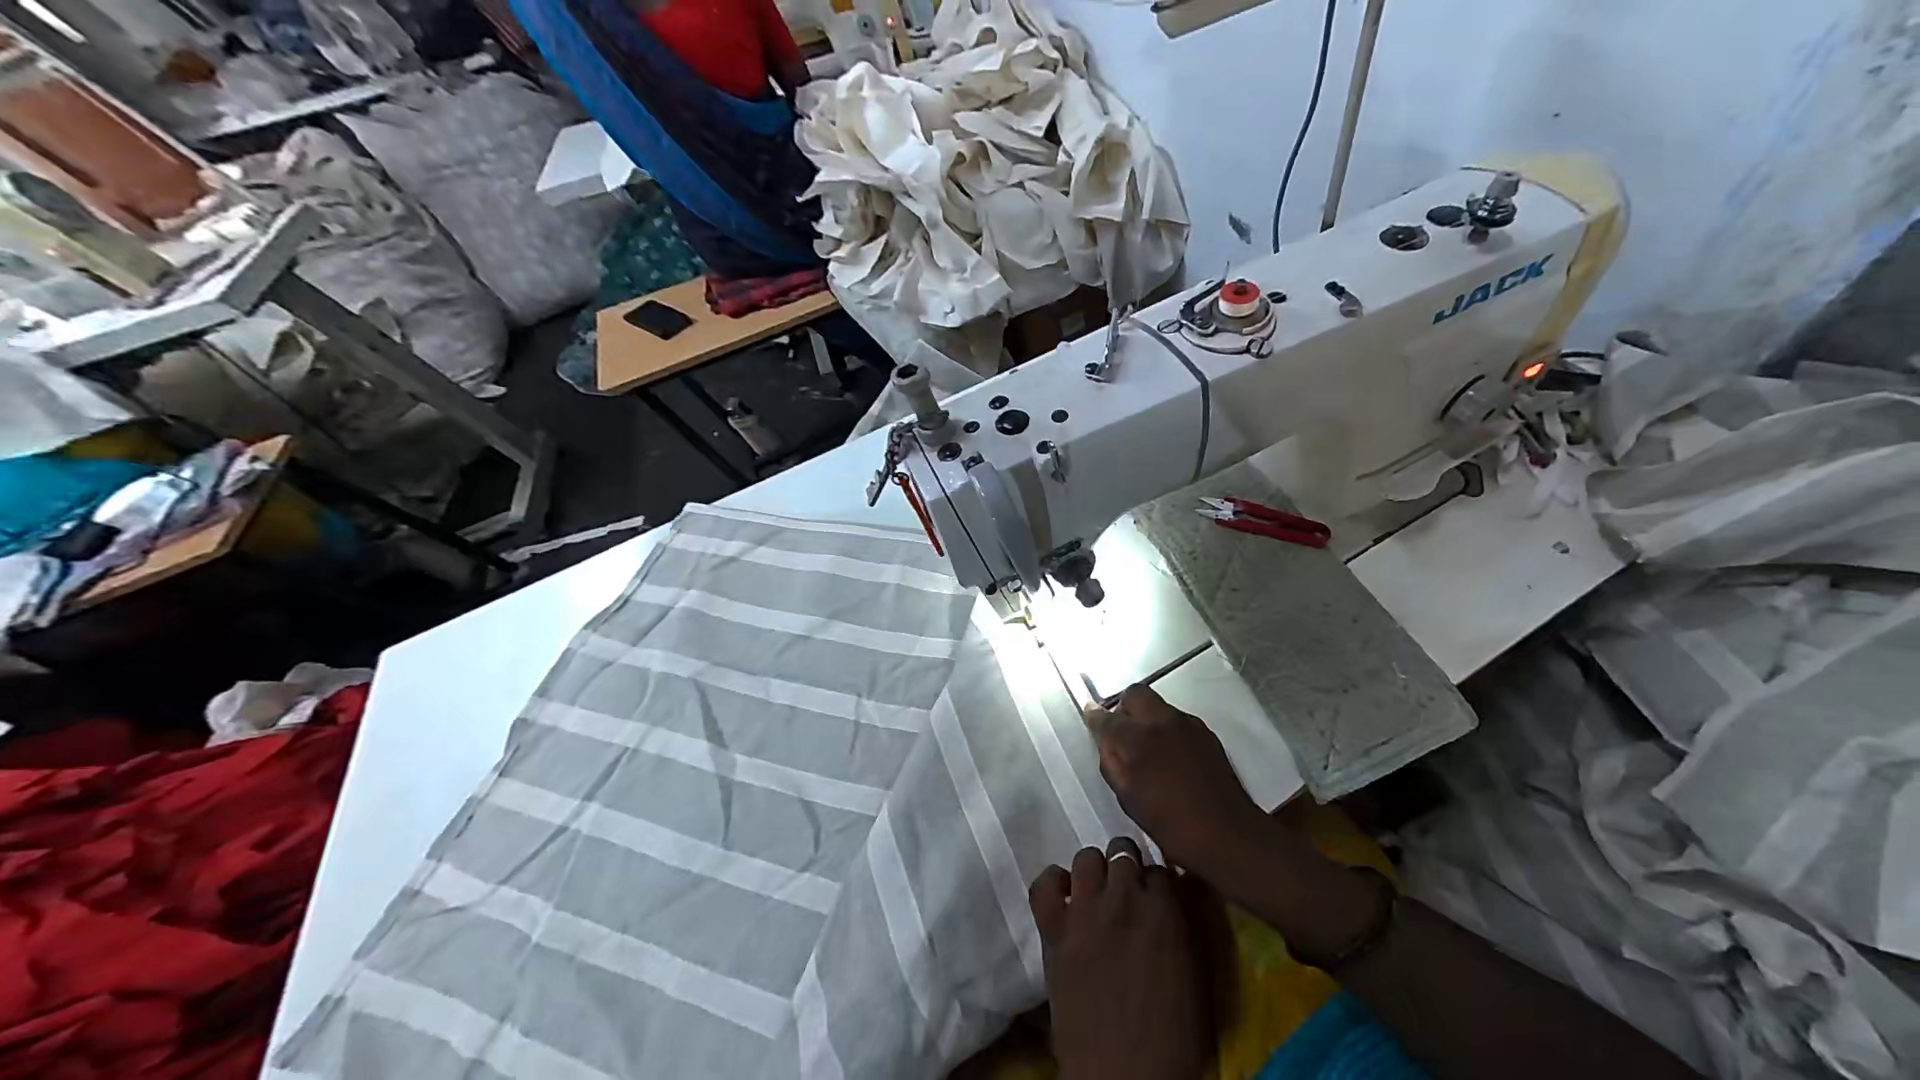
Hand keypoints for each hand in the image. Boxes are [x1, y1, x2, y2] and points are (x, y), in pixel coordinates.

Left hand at [1029, 838, 1208, 1079]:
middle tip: (1127, 892)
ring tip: (1097, 893)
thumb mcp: (1193, 975)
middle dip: (1127, 866)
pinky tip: (1064, 896)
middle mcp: (1125, 899)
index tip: (1154, 897)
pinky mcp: (1055, 928)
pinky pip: (1044, 883)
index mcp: (1166, 912)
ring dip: (1096, 871)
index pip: (1161, 869)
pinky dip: (1053, 883)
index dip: (1157, 883)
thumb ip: (1178, 929)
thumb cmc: (1173, 1039)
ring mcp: (1086, 910)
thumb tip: (1168, 905)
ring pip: (1087, 857)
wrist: (1125, 1076)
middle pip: (1123, 851)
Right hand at [1083, 686, 1272, 876]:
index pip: (1105, 716)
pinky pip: (1178, 720)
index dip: (1095, 717)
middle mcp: (1162, 721)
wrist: (1226, 833)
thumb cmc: (1169, 822)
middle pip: (1135, 694)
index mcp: (1137, 738)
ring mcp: (1188, 725)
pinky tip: (1171, 756)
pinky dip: (1167, 729)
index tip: (1092, 720)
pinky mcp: (1206, 734)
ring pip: (1158, 706)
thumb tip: (1104, 739)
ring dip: (1147, 718)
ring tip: (1148, 748)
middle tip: (1122, 732)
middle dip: (1123, 707)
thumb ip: (1111, 760)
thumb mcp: (1127, 796)